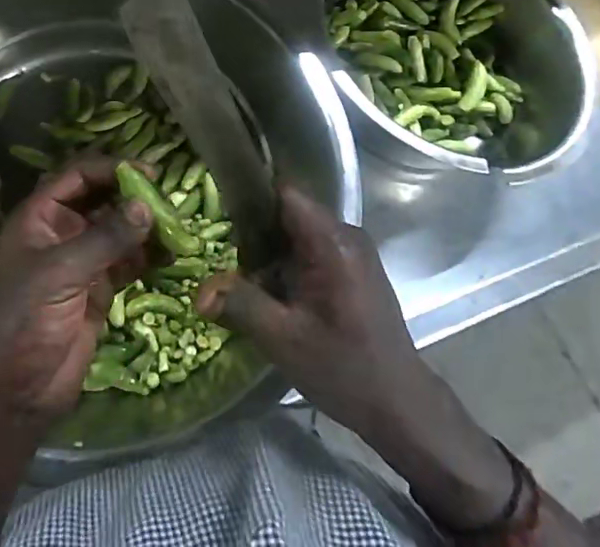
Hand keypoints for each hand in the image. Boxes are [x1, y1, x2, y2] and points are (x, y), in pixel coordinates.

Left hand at [0, 157, 152, 424]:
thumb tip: (146, 206)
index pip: (78, 177)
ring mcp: (81, 261)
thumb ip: (104, 238)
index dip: (111, 169)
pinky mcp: (98, 289)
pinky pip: (127, 261)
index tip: (149, 173)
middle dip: (133, 197)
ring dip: (145, 227)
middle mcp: (61, 232)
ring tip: (177, 228)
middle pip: (102, 199)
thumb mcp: (60, 273)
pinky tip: (170, 254)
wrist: (12, 393)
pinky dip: (148, 256)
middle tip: (169, 201)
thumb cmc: (22, 321)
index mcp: (39, 217)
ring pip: (118, 230)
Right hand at [192, 182, 426, 439]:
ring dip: (270, 250)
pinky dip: (288, 263)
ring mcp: (354, 252)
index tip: (221, 212)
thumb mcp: (283, 340)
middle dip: (256, 231)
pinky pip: (311, 249)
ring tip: (243, 276)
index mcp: (333, 243)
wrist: (401, 407)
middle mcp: (347, 236)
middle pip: (290, 213)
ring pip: (298, 232)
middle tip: (225, 256)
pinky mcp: (354, 269)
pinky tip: (272, 292)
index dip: (252, 196)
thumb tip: (198, 292)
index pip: (286, 193)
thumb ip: (240, 304)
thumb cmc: (344, 370)